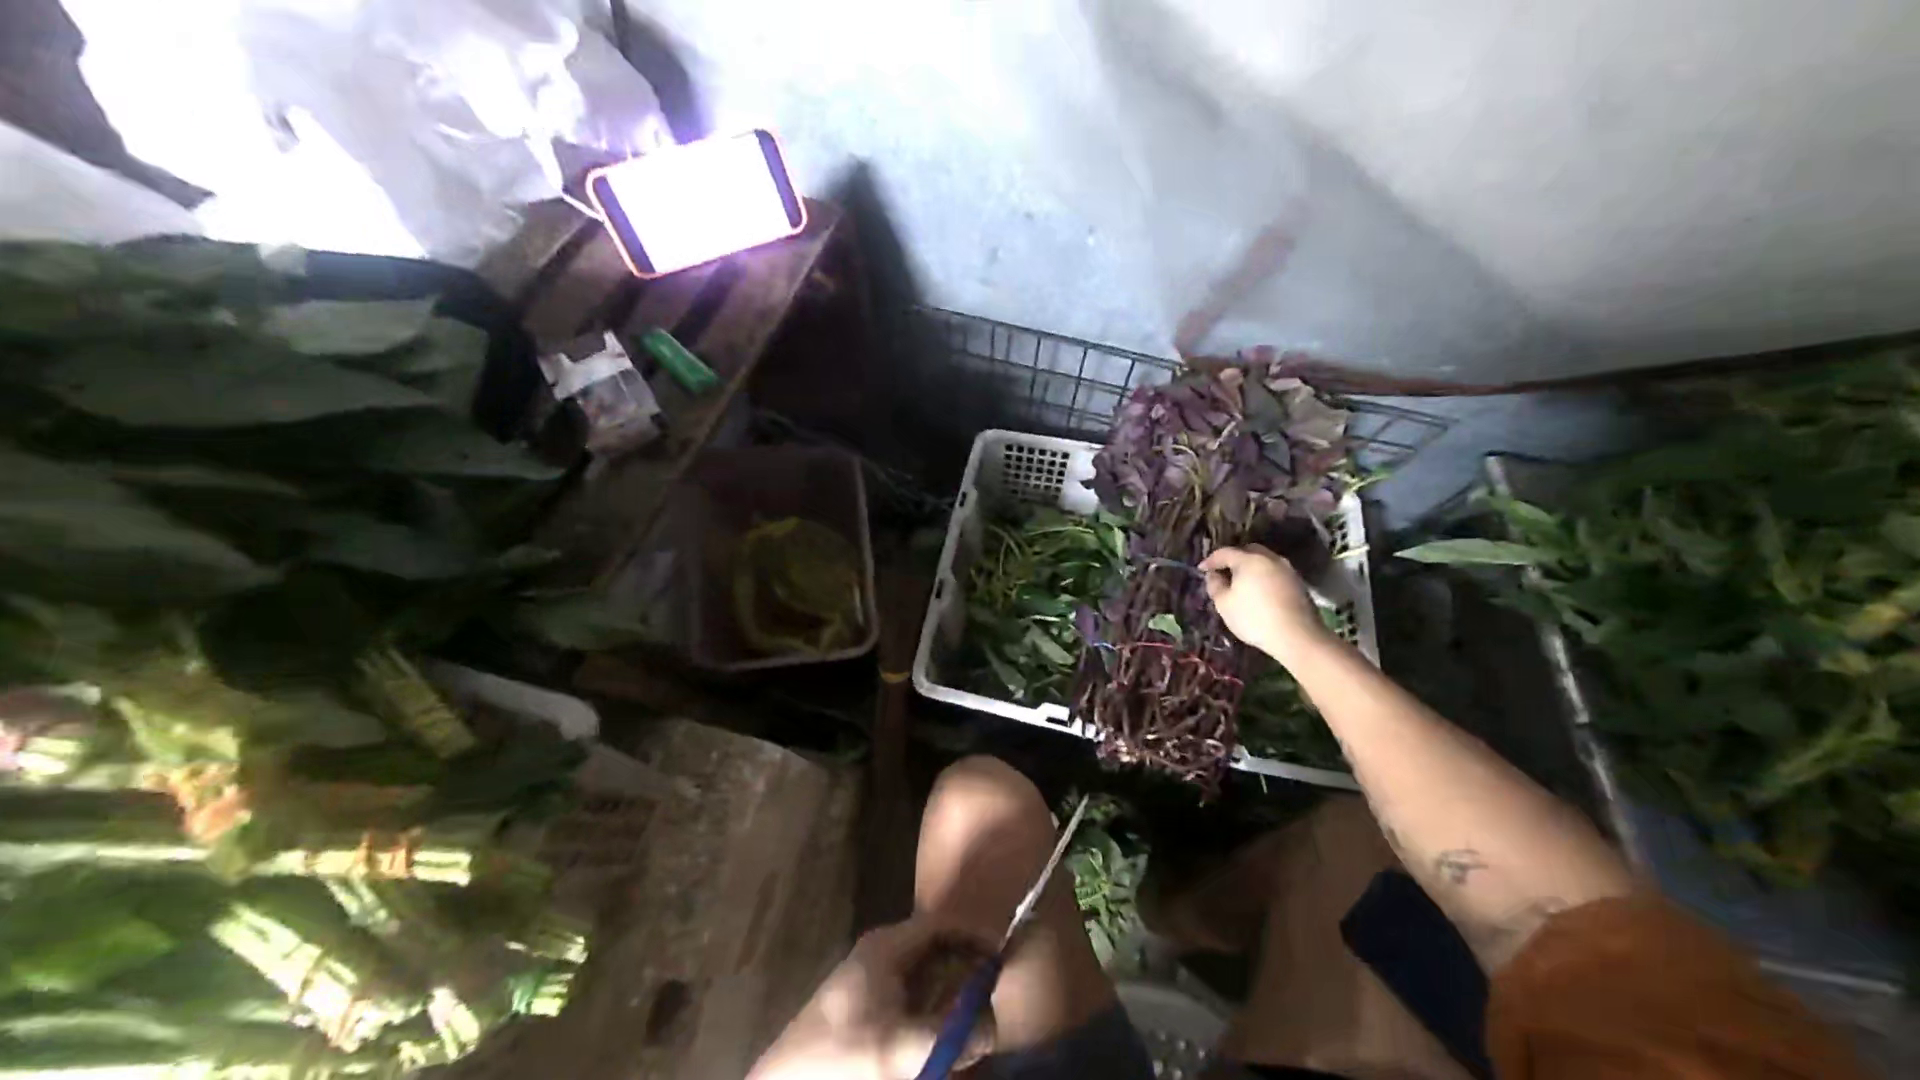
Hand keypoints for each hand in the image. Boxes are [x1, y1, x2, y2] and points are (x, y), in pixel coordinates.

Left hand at [748, 917, 991, 1079]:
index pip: (944, 924)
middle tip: (989, 1002)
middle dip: (967, 974)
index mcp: (888, 945)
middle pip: (939, 950)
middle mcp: (883, 954)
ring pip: (928, 978)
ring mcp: (874, 980)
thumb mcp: (901, 1048)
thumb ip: (952, 1035)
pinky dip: (932, 1017)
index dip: (975, 938)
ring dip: (951, 1000)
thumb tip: (991, 1025)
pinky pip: (913, 1002)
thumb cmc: (841, 1055)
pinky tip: (939, 1042)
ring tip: (969, 1026)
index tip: (1001, 963)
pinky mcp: (868, 1009)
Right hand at [1198, 544, 1332, 661]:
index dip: (1211, 560)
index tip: (1201, 569)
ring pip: (1264, 561)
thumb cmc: (1254, 618)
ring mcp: (1288, 570)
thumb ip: (1215, 585)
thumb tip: (1214, 575)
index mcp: (1249, 560)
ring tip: (1242, 582)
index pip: (1225, 553)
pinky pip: (1275, 572)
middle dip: (1234, 559)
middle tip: (1223, 572)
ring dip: (1251, 567)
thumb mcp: (1224, 604)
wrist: (1297, 636)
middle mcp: (1270, 559)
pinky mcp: (1298, 583)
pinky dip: (1264, 577)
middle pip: (1248, 551)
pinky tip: (1260, 591)